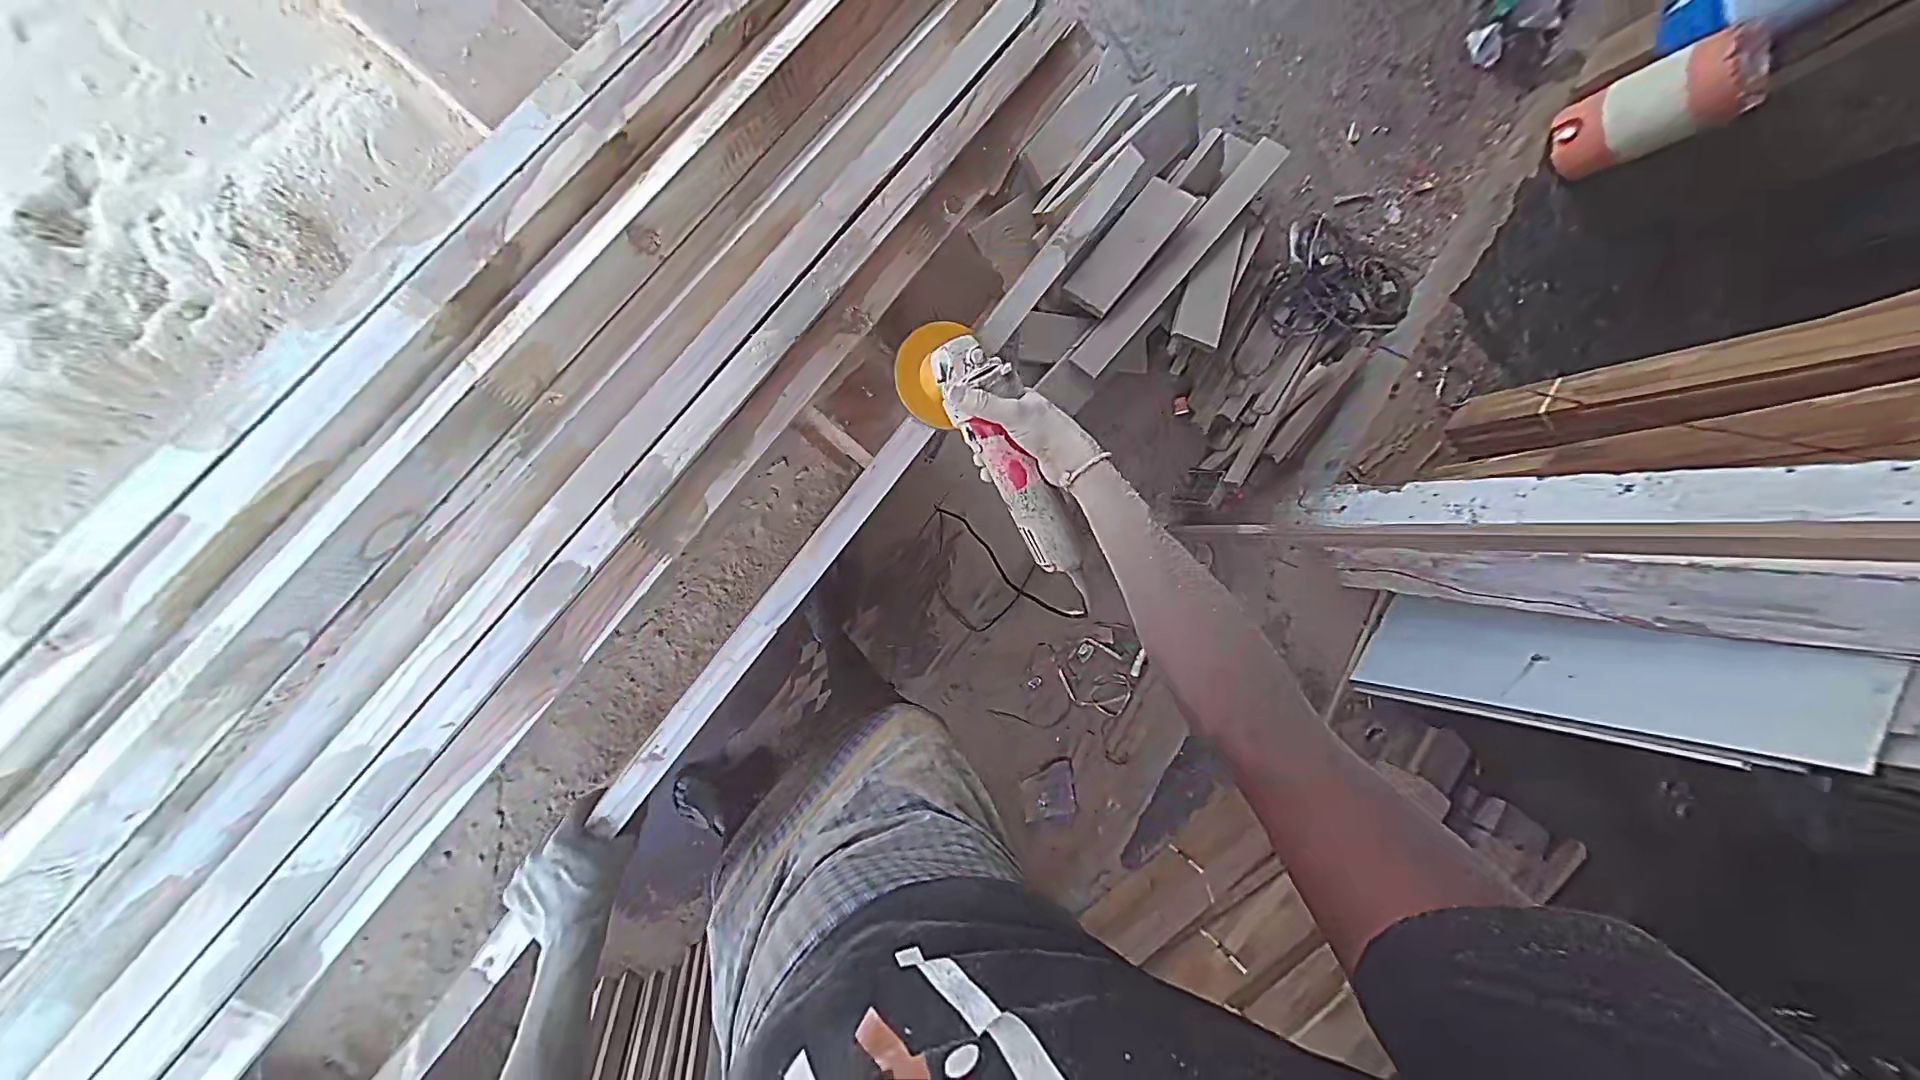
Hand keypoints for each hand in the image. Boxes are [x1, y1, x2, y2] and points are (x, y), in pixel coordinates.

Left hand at [504, 790, 640, 944]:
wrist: (572, 936)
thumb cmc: (600, 892)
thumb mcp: (622, 854)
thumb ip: (631, 825)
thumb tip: (641, 806)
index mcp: (564, 837)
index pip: (580, 807)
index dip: (594, 802)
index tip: (603, 802)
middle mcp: (537, 850)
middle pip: (560, 830)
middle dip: (576, 833)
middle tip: (590, 844)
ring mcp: (521, 872)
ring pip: (543, 853)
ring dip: (557, 856)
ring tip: (572, 871)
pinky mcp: (511, 892)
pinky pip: (529, 876)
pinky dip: (541, 878)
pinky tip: (555, 889)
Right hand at [943, 385, 1107, 489]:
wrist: (1071, 463)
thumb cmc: (1052, 432)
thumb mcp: (1011, 413)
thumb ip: (981, 403)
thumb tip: (956, 391)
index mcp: (1020, 399)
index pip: (989, 397)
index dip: (973, 406)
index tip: (960, 414)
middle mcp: (1021, 418)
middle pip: (988, 425)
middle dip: (977, 436)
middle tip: (974, 441)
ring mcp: (1022, 439)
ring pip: (993, 445)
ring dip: (985, 454)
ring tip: (984, 459)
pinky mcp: (1023, 458)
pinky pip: (1002, 461)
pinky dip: (994, 467)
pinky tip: (993, 470)